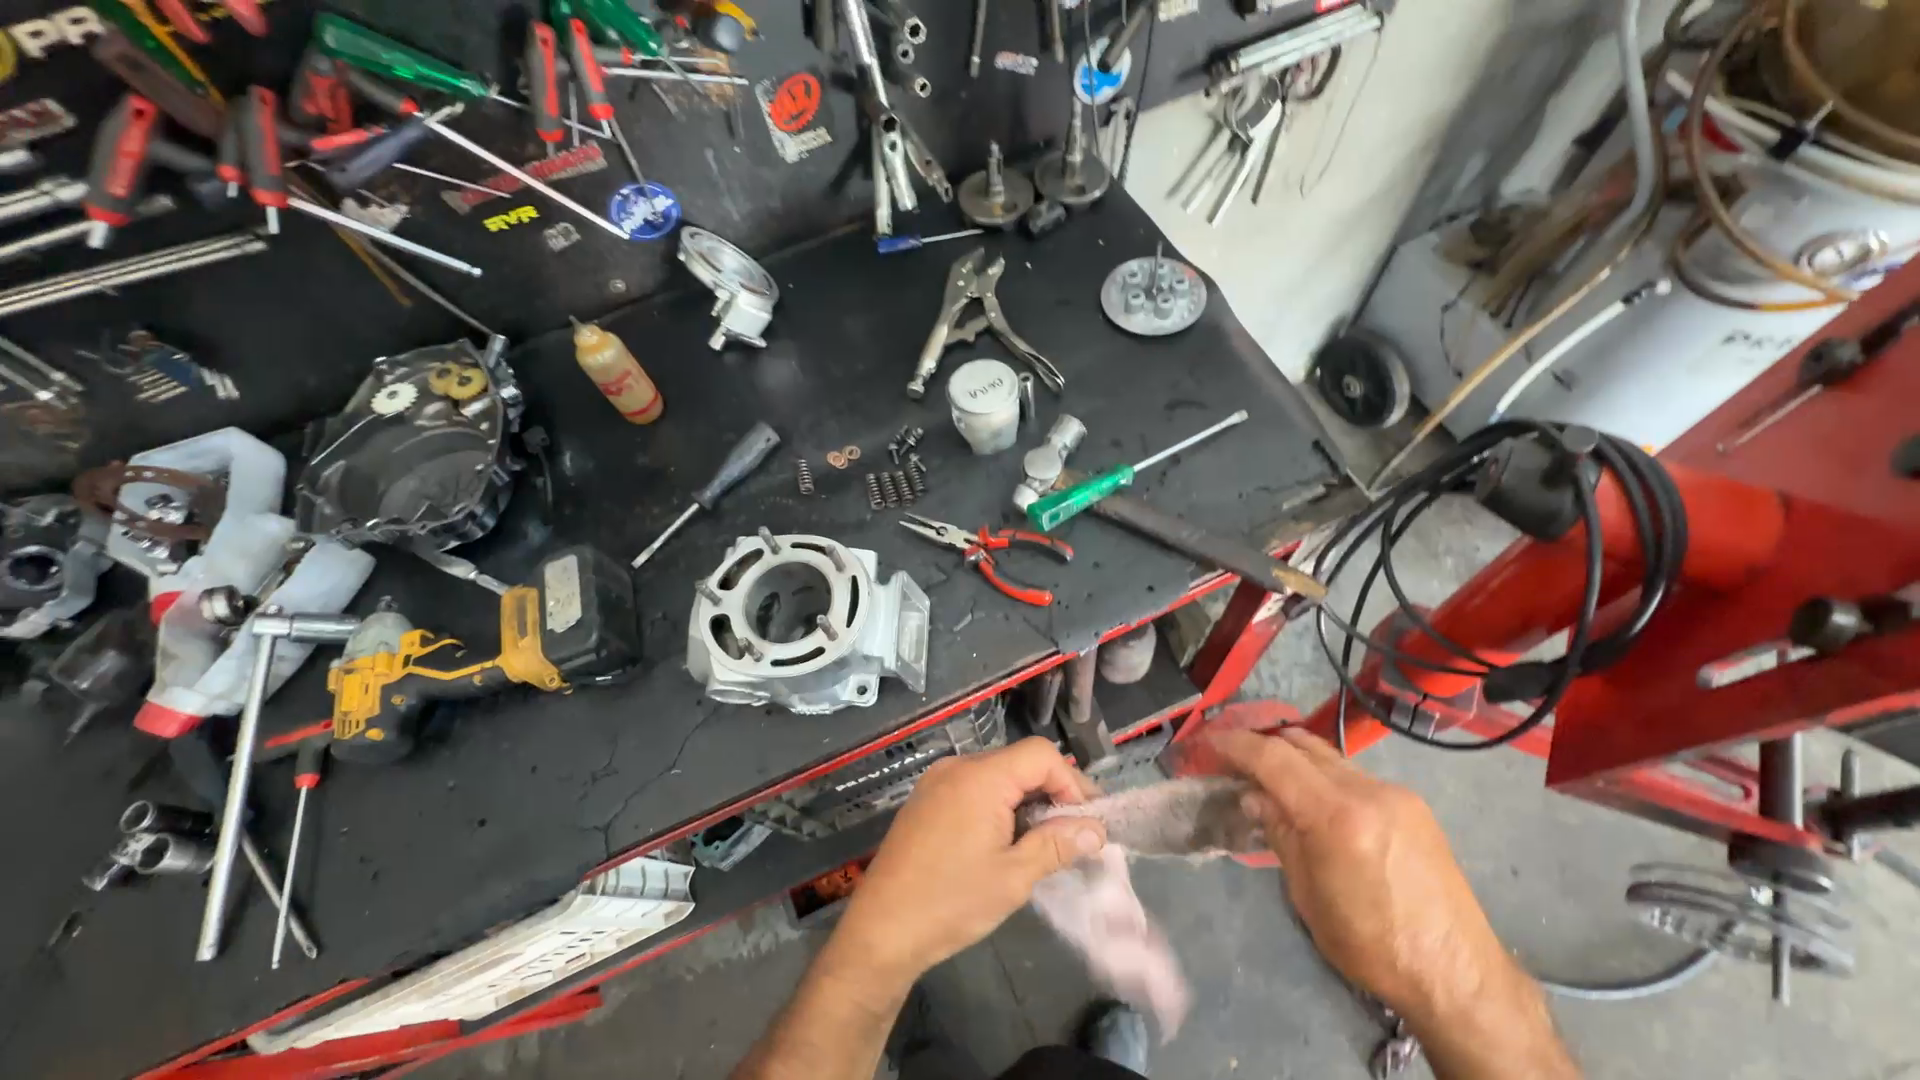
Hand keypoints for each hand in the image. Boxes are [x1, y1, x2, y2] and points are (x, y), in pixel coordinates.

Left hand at [827, 737, 1108, 992]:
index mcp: (980, 777)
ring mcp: (937, 782)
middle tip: (1074, 833)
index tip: (1087, 821)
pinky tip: (1006, 841)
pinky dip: (998, 806)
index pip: (1040, 754)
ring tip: (1044, 842)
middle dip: (1052, 792)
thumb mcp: (1014, 876)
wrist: (881, 930)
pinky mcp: (925, 801)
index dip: (1071, 782)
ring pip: (997, 776)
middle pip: (1019, 762)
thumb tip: (1095, 829)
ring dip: (1026, 801)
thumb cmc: (951, 902)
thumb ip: (1056, 845)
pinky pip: (973, 788)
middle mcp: (957, 767)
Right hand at [1213, 729, 1521, 1021]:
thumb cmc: (1370, 945)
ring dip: (1294, 759)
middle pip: (1302, 745)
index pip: (1274, 758)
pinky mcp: (1412, 804)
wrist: (1456, 973)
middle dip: (1262, 744)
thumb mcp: (1308, 894)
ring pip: (1330, 757)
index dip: (1235, 745)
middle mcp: (1368, 790)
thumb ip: (1280, 834)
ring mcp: (1395, 793)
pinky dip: (1323, 777)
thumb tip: (1256, 796)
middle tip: (1232, 758)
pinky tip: (1313, 800)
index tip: (1207, 743)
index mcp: (1336, 815)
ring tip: (1267, 777)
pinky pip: (1354, 775)